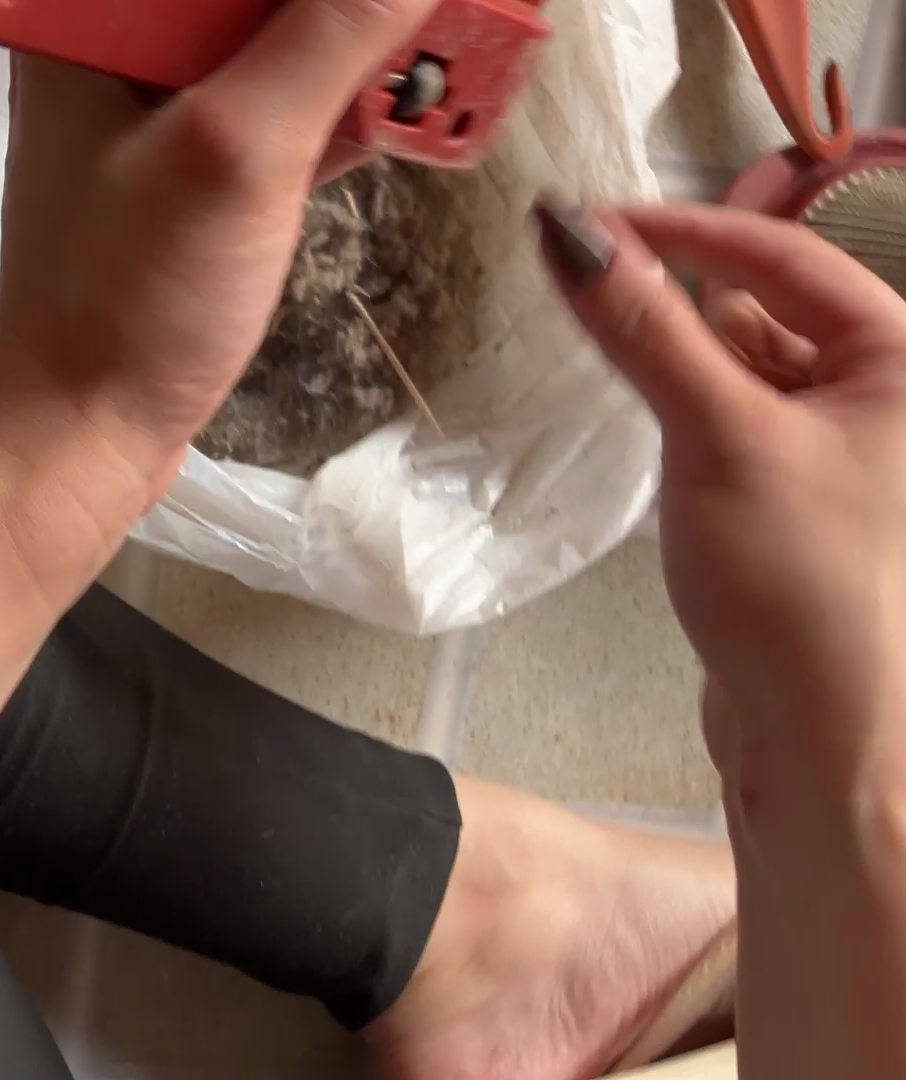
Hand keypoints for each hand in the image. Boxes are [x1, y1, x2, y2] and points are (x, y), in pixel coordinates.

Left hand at [0, 0, 435, 509]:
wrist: (83, 436)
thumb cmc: (131, 303)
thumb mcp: (234, 151)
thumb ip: (332, 24)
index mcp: (85, 29)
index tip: (391, 2)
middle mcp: (111, 66)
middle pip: (243, 1)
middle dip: (347, 10)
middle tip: (445, 8)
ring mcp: (148, 137)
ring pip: (271, 51)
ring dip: (360, 46)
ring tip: (464, 31)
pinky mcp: (184, 198)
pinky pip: (272, 125)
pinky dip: (337, 115)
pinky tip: (408, 108)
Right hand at [540, 196, 905, 1079]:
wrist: (813, 704)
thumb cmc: (792, 565)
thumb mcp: (718, 434)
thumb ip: (646, 333)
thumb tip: (570, 238)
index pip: (779, 258)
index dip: (675, 231)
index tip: (576, 219)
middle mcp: (881, 381)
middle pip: (755, 303)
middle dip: (664, 283)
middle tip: (567, 267)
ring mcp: (829, 430)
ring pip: (731, 354)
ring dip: (660, 337)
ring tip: (583, 325)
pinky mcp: (779, 473)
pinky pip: (719, 402)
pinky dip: (668, 388)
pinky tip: (627, 393)